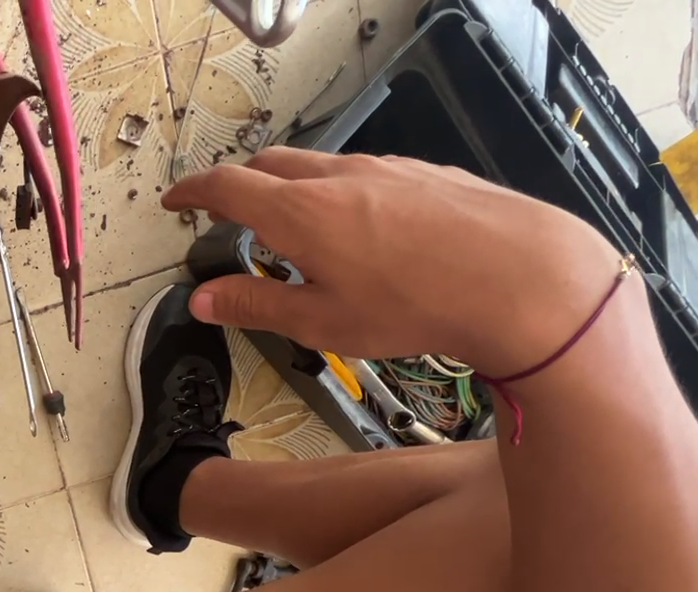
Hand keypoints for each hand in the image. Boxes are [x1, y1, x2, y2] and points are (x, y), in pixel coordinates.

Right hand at [163, 149, 625, 376]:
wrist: (522, 278)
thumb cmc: (415, 304)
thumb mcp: (316, 320)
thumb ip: (253, 304)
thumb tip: (203, 299)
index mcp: (301, 213)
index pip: (227, 187)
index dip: (192, 192)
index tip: (175, 201)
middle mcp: (339, 177)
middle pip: (269, 165)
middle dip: (237, 188)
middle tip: (225, 219)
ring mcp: (385, 169)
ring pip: (316, 166)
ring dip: (287, 191)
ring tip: (290, 234)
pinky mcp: (421, 174)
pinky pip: (360, 173)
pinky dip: (333, 193)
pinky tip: (352, 232)